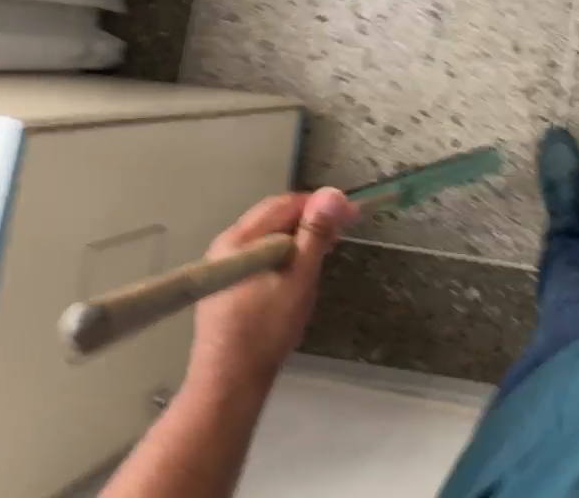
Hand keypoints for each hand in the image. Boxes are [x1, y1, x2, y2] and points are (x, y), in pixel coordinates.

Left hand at [187, 188, 357, 393]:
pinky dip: (288, 254)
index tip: (351, 213)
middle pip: (276, 217)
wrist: (230, 384)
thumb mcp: (299, 278)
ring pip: (272, 237)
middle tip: (342, 233)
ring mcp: (226, 267)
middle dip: (312, 219)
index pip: (285, 203)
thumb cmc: (266, 329)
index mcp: (239, 241)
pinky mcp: (230, 285)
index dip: (321, 203)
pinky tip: (302, 272)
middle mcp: (227, 247)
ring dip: (302, 237)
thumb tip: (334, 193)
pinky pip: (264, 255)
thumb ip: (315, 234)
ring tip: (326, 252)